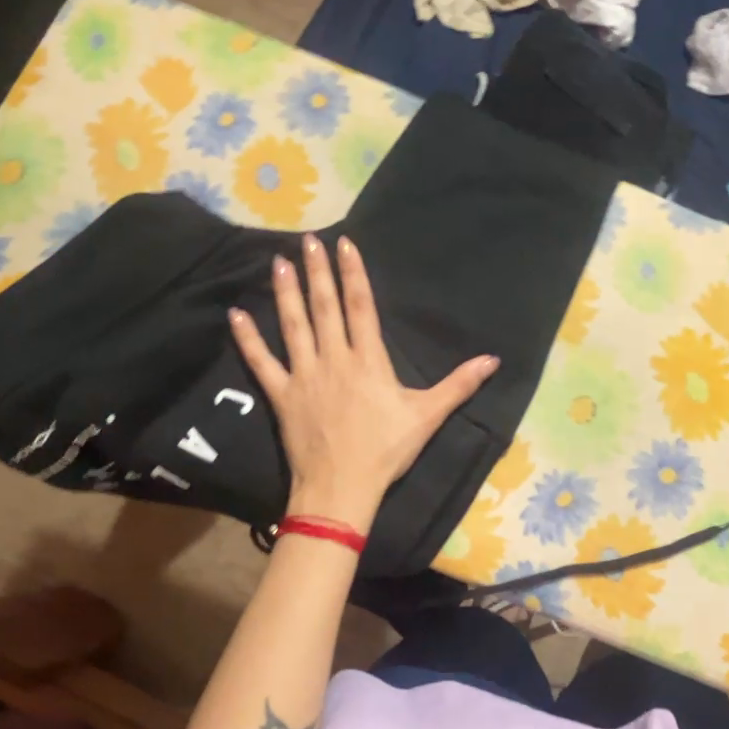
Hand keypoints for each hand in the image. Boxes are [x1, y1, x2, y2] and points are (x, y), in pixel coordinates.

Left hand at [228, 234, 499, 530]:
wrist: (341, 488)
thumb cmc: (386, 452)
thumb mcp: (427, 417)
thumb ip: (458, 385)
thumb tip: (492, 360)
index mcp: (368, 361)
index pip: (360, 307)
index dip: (353, 273)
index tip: (345, 244)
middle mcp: (334, 360)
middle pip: (324, 307)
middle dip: (317, 271)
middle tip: (308, 240)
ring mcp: (304, 376)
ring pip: (293, 326)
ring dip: (286, 293)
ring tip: (278, 262)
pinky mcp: (281, 396)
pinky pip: (261, 362)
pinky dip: (248, 339)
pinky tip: (236, 315)